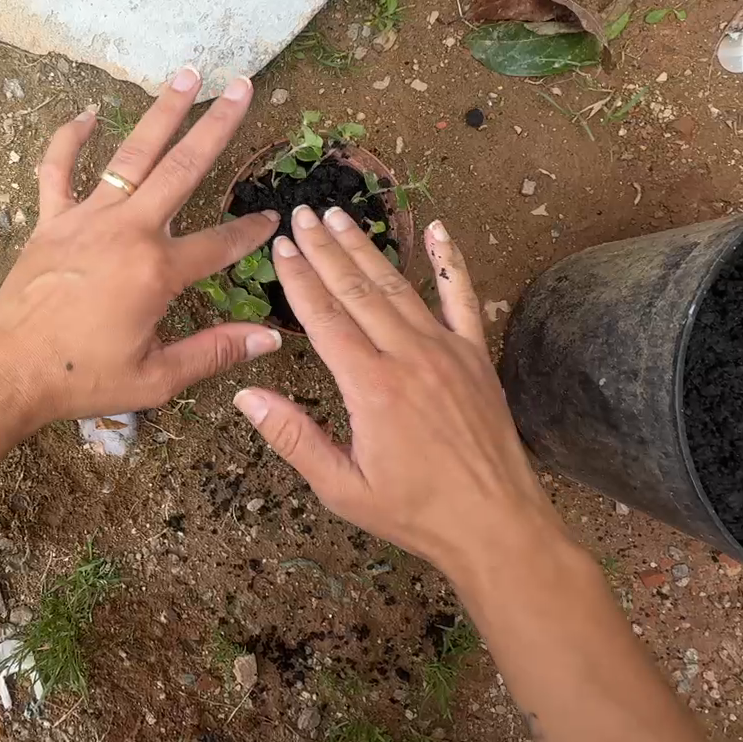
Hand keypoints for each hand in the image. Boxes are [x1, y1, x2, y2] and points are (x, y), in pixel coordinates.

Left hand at [0, 67, 281, 430]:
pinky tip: (88, 114)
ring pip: (131, 156)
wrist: (5, 371)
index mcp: (157, 271)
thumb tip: (267, 339)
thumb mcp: (156, 378)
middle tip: (241, 86)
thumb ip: (214, 352)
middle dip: (216, 126)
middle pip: (182, 169)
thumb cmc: (80, 378)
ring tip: (185, 75)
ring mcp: (86, 219)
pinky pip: (58, 169)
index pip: (220, 244)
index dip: (250, 233)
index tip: (273, 219)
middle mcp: (127, 232)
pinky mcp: (51, 221)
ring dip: (161, 113)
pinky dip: (70, 139)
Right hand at [232, 206, 566, 573]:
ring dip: (365, 248)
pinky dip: (450, 262)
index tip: (280, 247)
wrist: (497, 526)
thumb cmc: (413, 511)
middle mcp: (408, 357)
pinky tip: (439, 229)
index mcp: (371, 387)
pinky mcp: (476, 356)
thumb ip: (291, 437)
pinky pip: (463, 298)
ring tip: (340, 215)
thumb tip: (244, 394)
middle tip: (302, 215)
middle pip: (356, 290)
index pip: (325, 318)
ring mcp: (448, 351)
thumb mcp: (340, 487)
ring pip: (397, 287)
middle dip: (325, 249)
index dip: (299, 279)